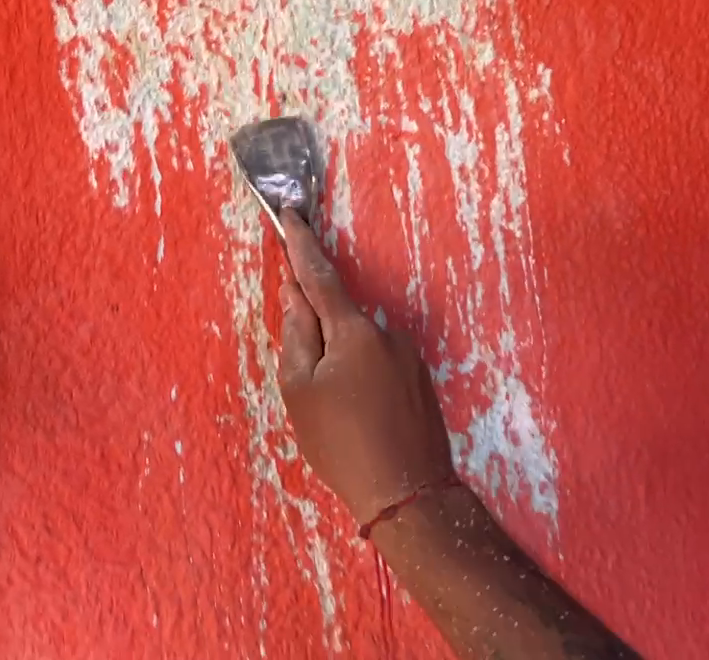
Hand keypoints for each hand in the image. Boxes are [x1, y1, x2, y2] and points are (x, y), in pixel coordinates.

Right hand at [277, 210, 454, 525]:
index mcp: (353, 330)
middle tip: (299, 366)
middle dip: (313, 323)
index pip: (319, 273)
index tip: (290, 212)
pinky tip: (351, 411)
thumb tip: (295, 293)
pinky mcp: (418, 379)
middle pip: (337, 312)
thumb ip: (296, 333)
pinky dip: (355, 370)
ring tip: (329, 407)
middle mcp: (385, 332)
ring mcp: (407, 355)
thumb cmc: (341, 442)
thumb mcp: (300, 388)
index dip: (301, 242)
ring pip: (355, 340)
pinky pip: (375, 359)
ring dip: (335, 354)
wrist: (410, 497)